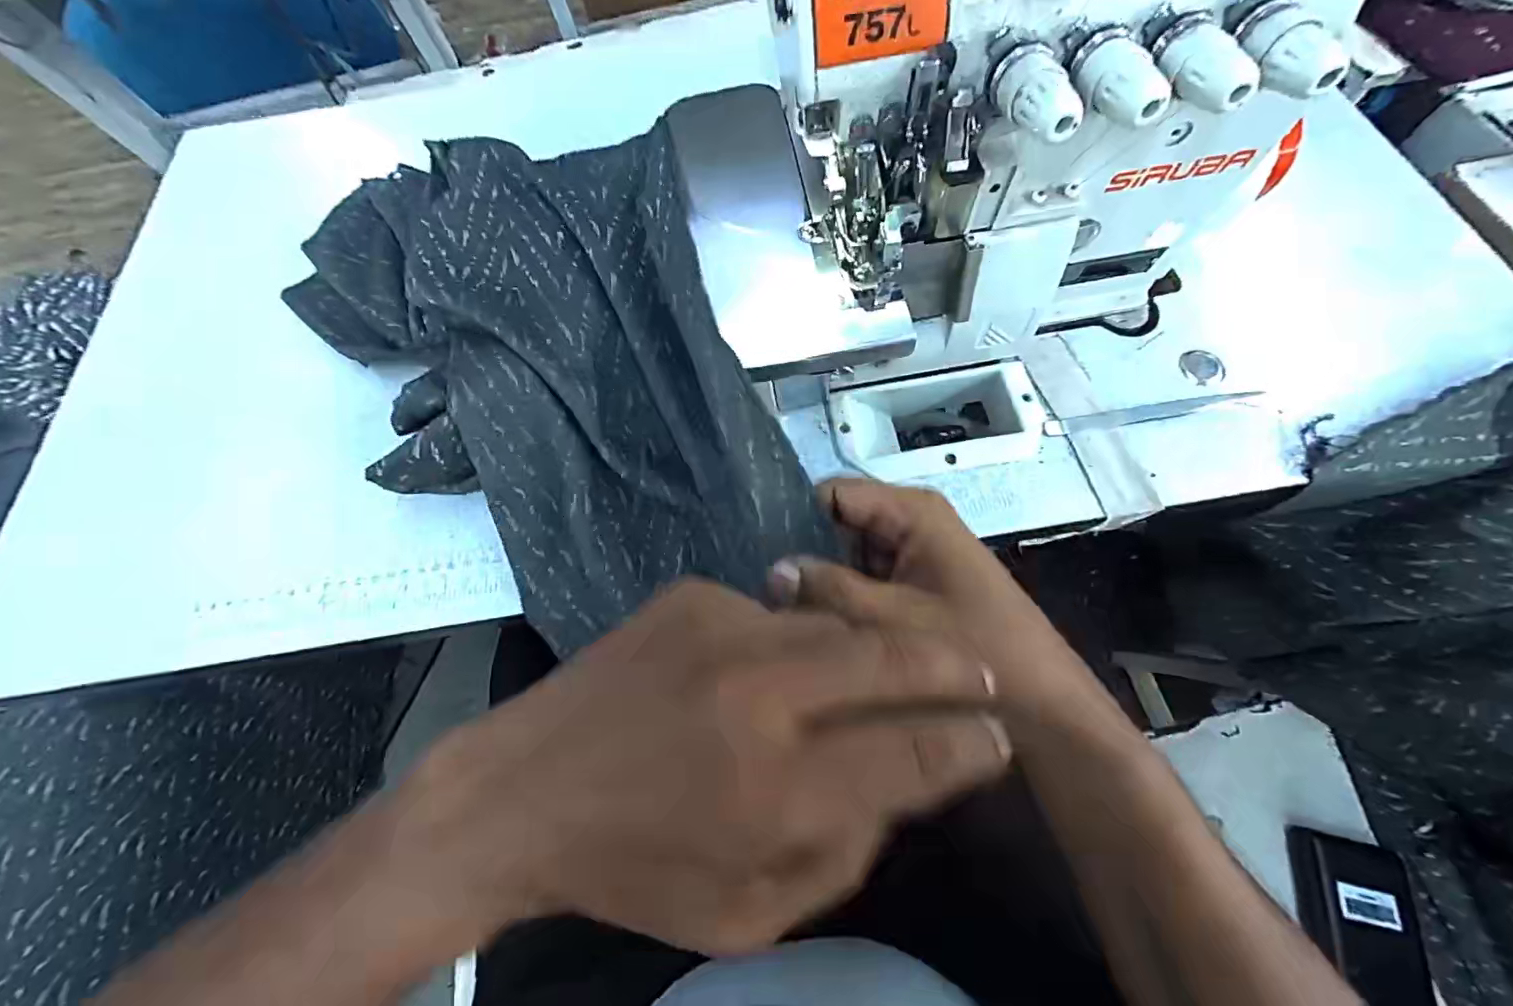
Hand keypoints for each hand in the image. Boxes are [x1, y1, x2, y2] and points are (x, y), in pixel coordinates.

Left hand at [392, 578, 1009, 955]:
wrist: (515, 795)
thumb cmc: (635, 870)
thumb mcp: (747, 915)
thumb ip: (844, 851)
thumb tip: (901, 782)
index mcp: (775, 791)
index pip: (910, 753)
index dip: (968, 743)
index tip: (998, 736)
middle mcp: (759, 695)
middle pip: (890, 661)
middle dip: (951, 666)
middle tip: (981, 671)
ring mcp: (725, 630)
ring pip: (837, 630)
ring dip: (871, 653)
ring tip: (882, 669)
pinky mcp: (695, 597)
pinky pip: (775, 617)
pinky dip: (790, 644)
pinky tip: (761, 672)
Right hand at [769, 478, 1131, 749]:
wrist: (1046, 709)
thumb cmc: (981, 651)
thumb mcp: (894, 621)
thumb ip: (830, 590)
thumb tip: (772, 569)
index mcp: (913, 513)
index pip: (834, 493)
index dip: (792, 517)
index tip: (749, 553)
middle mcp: (912, 525)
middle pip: (838, 527)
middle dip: (803, 557)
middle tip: (754, 597)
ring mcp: (915, 560)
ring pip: (848, 561)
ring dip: (820, 587)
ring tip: (772, 620)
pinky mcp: (917, 593)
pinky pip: (866, 588)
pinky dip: (843, 606)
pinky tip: (809, 637)